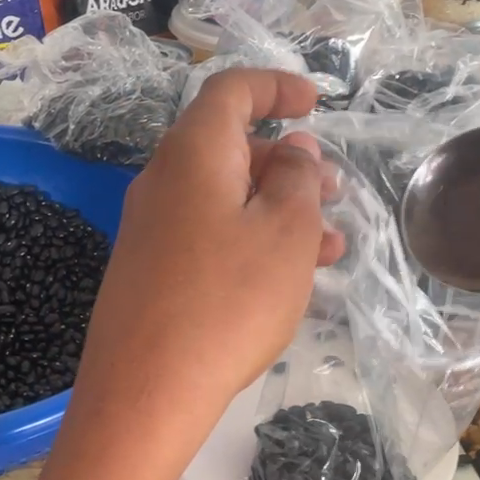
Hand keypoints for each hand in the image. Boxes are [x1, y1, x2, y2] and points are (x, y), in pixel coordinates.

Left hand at [71, 69, 344, 423]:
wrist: (145, 391)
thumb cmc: (227, 301)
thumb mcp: (285, 231)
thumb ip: (296, 178)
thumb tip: (291, 149)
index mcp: (191, 153)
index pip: (232, 90)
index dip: (278, 87)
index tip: (316, 105)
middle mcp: (161, 183)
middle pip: (228, 149)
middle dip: (288, 164)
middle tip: (334, 194)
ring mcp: (148, 232)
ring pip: (222, 201)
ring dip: (277, 213)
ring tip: (330, 249)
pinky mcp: (146, 275)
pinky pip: (204, 239)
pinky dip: (247, 244)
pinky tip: (283, 281)